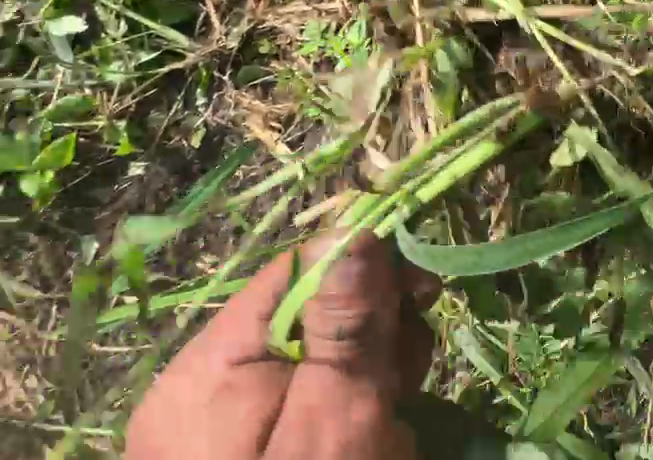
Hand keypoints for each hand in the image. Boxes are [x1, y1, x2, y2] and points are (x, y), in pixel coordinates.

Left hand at [127, 233, 440, 459]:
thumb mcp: (340, 414)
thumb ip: (348, 326)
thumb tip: (360, 231)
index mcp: (213, 368)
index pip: (299, 268)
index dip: (370, 265)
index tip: (428, 292)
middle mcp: (209, 382)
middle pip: (318, 303)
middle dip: (382, 323)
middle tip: (406, 368)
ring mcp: (229, 414)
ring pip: (330, 342)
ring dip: (380, 359)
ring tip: (393, 404)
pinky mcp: (255, 436)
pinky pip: (319, 381)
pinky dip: (362, 389)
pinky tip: (377, 418)